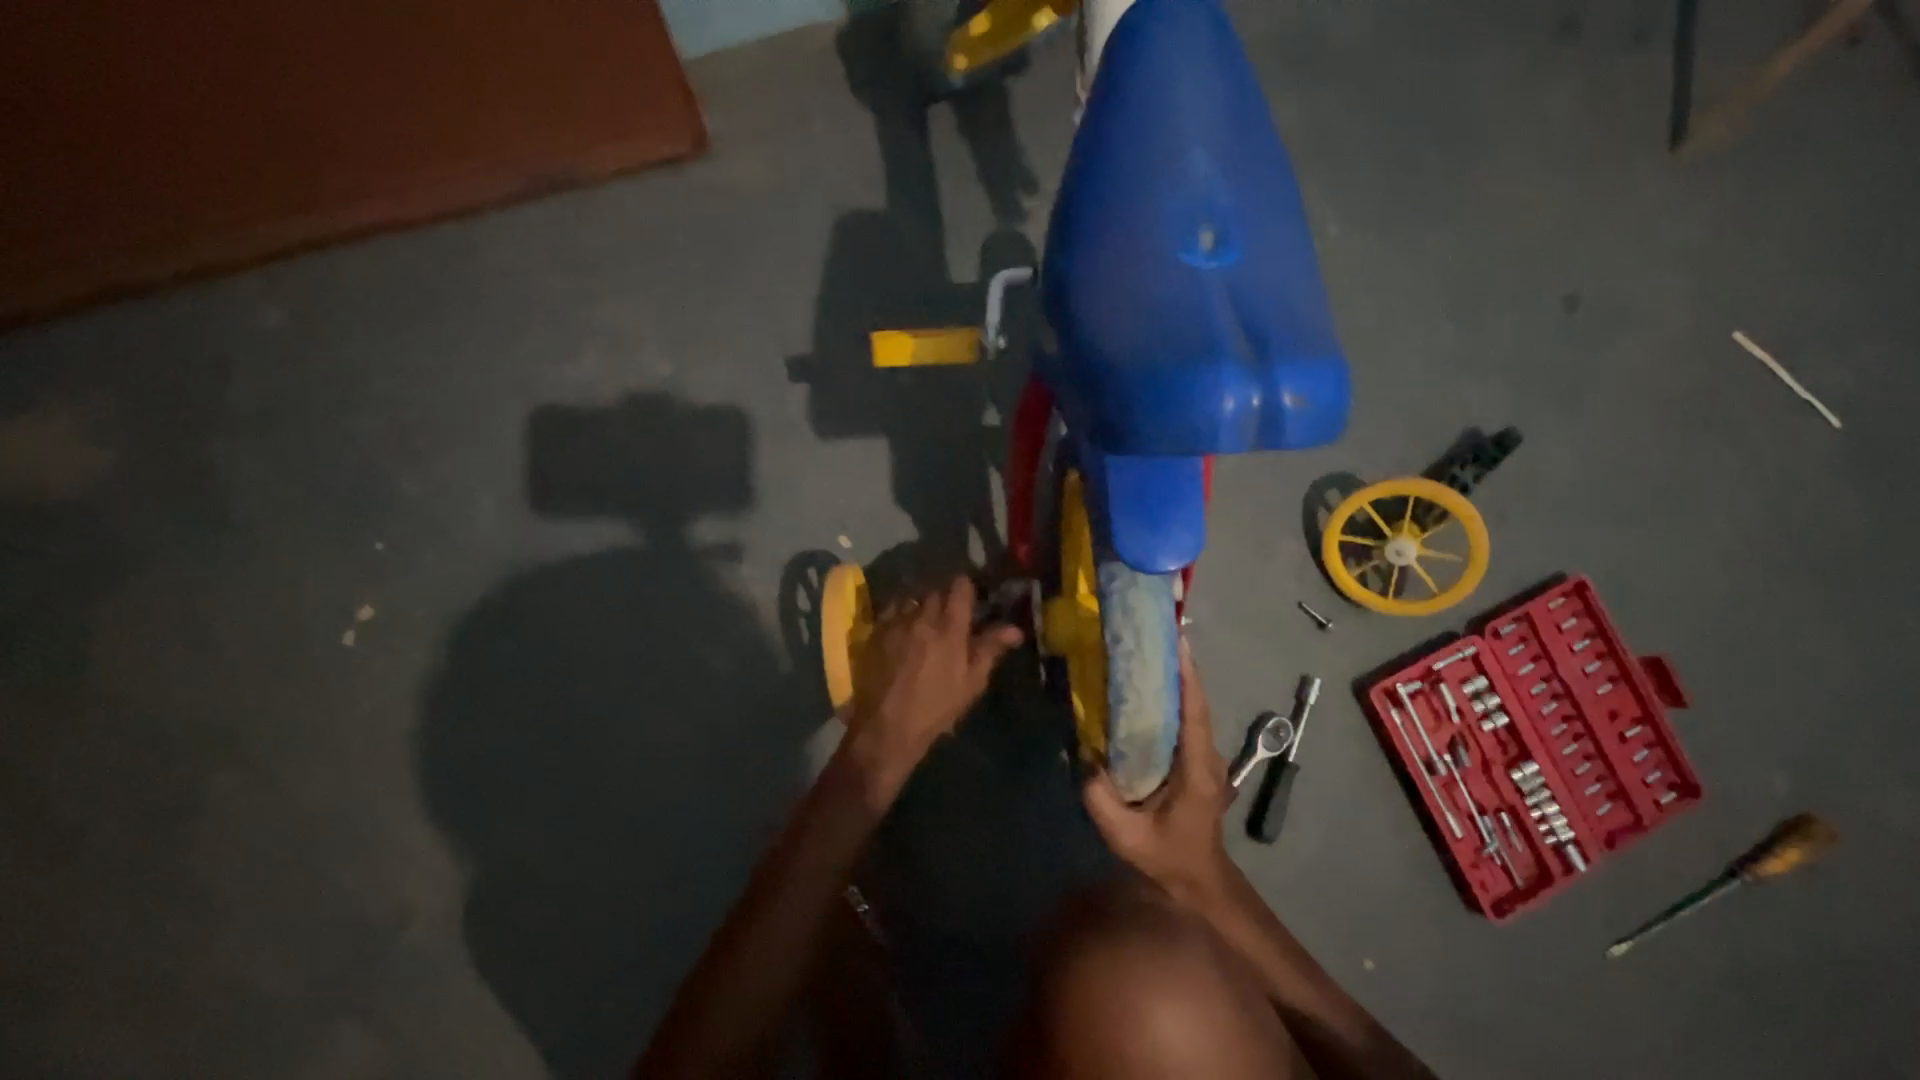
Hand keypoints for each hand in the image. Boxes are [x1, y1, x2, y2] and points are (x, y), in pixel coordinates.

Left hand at [844, 576, 1024, 790]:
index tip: (971, 597)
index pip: (960, 588)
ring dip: (920, 605)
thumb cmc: (936, 708)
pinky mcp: (874, 633)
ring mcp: (895, 623)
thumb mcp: (971, 683)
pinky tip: (901, 630)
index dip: (967, 588)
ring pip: (911, 599)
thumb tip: (1016, 629)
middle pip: (935, 592)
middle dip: (944, 598)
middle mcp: (921, 617)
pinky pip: (890, 611)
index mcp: (950, 628)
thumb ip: (990, 649)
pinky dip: (899, 614)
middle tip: (949, 615)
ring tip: (923, 621)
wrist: (886, 727)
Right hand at [1082, 640, 1235, 907]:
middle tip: (1150, 636)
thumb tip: (1082, 756)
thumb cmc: (1166, 858)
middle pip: (1195, 704)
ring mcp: (1207, 759)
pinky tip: (1147, 690)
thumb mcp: (1125, 836)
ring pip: (1192, 711)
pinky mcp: (1198, 761)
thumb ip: (1100, 798)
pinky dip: (1170, 701)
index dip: (1188, 677)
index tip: (1177, 641)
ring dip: (1173, 682)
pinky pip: (1186, 723)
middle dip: (1176, 668)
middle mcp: (1209, 758)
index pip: (1195, 714)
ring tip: (1145, 654)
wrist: (1198, 882)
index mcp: (1197, 771)